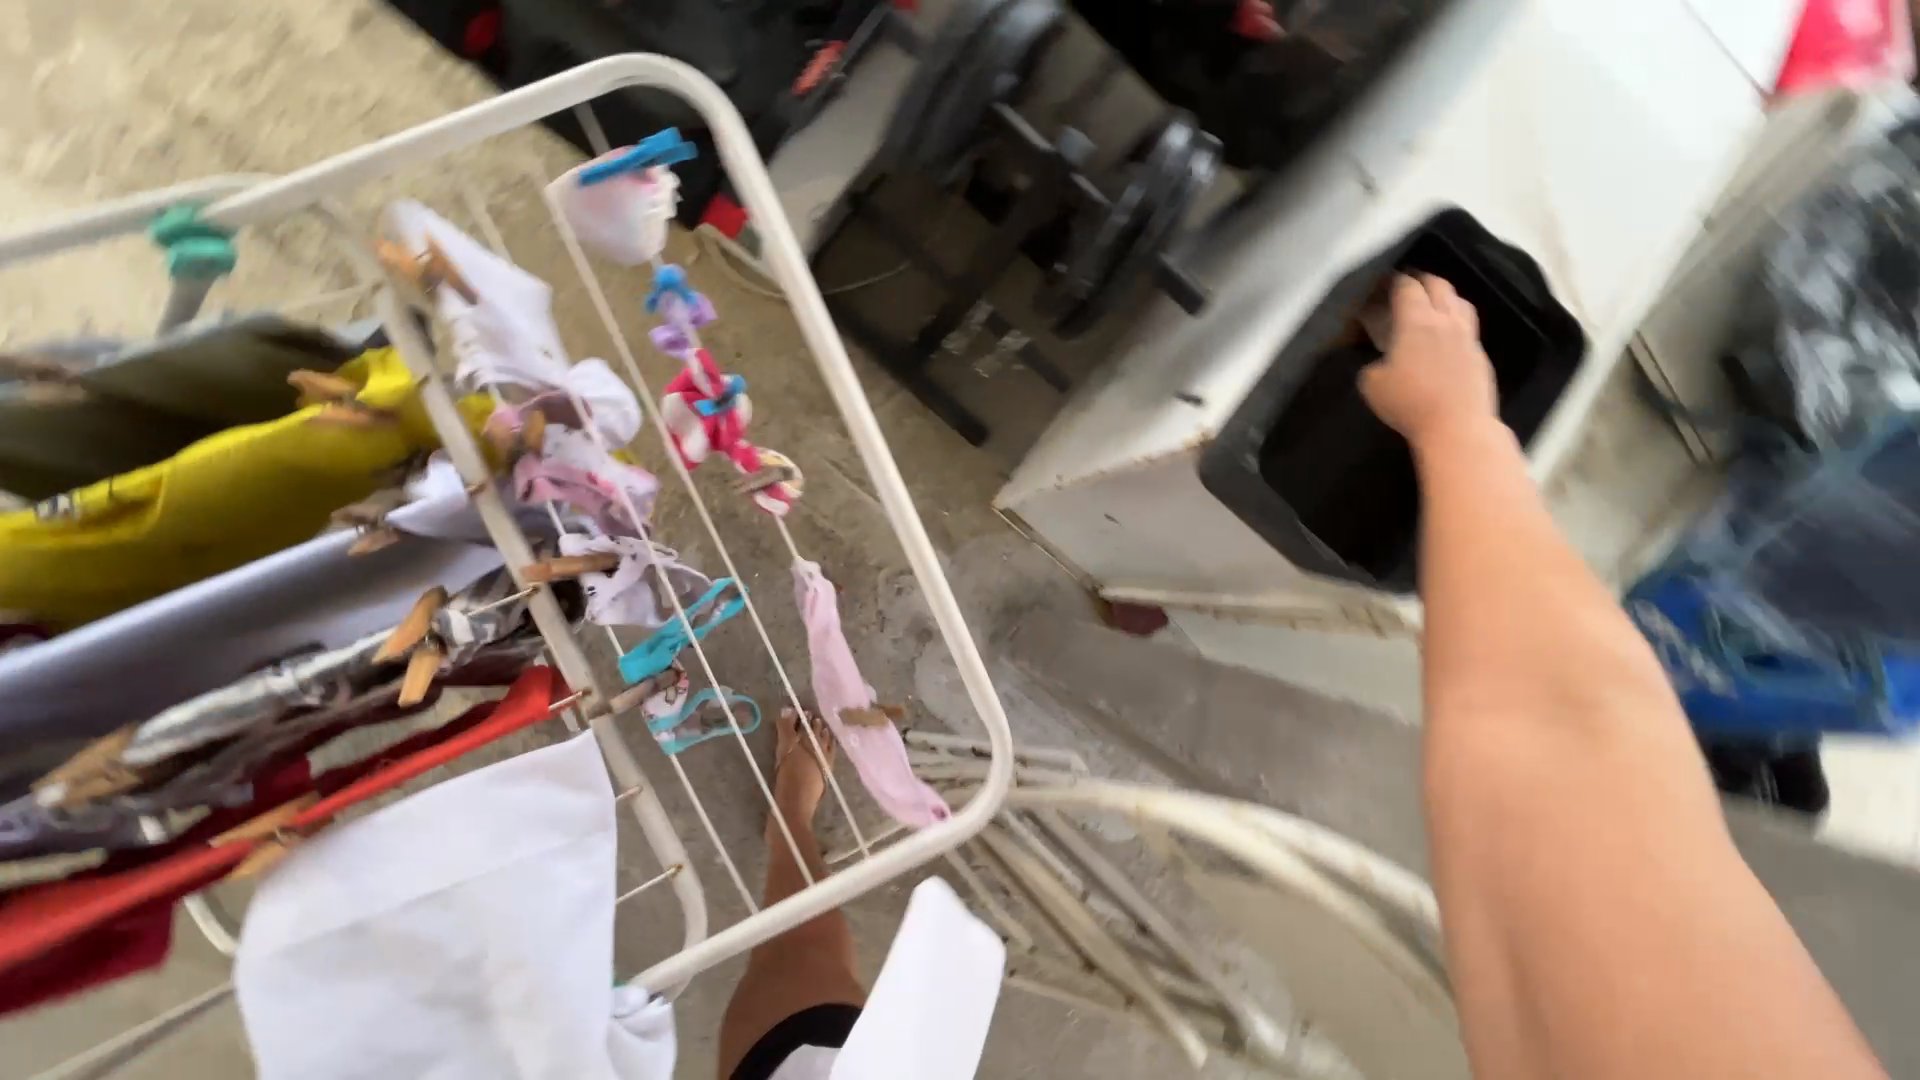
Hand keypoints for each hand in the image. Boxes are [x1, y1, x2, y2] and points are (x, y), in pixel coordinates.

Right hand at [1359, 274, 1499, 447]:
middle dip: (1420, 278)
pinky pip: (1467, 324)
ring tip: (1431, 300)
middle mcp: (1446, 320)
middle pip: (1438, 285)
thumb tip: (1382, 361)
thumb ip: (1373, 364)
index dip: (1393, 279)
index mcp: (1417, 322)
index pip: (1407, 287)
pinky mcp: (1479, 354)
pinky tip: (1446, 331)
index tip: (1381, 279)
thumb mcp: (1371, 384)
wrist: (1456, 425)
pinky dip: (1454, 318)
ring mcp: (1467, 336)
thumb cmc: (1408, 402)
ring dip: (1443, 294)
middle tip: (1406, 283)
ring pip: (1458, 301)